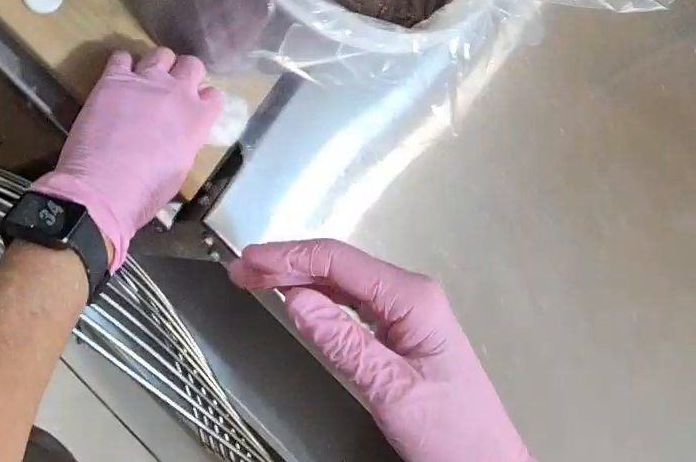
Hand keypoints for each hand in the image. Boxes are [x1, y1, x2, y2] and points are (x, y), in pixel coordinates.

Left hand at [32, 48, 221, 270]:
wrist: (103, 187)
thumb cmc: (145, 191)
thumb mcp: (180, 167)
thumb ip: (185, 139)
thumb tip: (177, 132)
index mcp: (198, 119)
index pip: (214, 95)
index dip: (203, 99)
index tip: (192, 106)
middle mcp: (177, 92)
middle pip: (192, 64)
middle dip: (184, 72)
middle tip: (169, 88)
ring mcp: (146, 80)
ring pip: (161, 53)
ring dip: (156, 64)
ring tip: (143, 79)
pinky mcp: (114, 77)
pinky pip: (122, 56)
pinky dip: (121, 64)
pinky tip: (116, 78)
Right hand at [230, 240, 532, 461]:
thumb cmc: (454, 438)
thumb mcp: (394, 393)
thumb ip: (344, 343)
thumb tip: (295, 299)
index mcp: (412, 297)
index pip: (336, 261)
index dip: (287, 256)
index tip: (248, 261)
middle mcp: (409, 294)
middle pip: (336, 264)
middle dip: (286, 263)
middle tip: (240, 270)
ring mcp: (407, 311)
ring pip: (340, 280)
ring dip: (298, 278)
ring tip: (257, 279)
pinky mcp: (402, 330)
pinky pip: (350, 301)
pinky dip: (317, 296)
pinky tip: (295, 298)